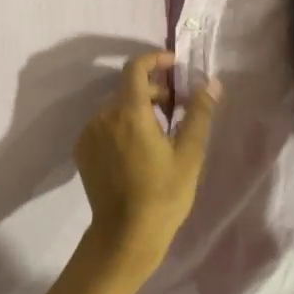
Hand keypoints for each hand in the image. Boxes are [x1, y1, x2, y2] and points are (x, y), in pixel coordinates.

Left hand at [74, 51, 220, 267]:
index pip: (135, 68)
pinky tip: (138, 148)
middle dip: (152, 89)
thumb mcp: (189, 154)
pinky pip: (103, 125)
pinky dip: (120, 125)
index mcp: (129, 112)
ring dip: (136, 108)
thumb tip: (211, 83)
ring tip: (160, 130)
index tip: (174, 64)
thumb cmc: (164, 194)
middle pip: (126, 88)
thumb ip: (199, 113)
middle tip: (177, 106)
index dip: (154, 59)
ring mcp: (88, 133)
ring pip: (114, 107)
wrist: (126, 234)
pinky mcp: (82, 151)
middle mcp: (103, 116)